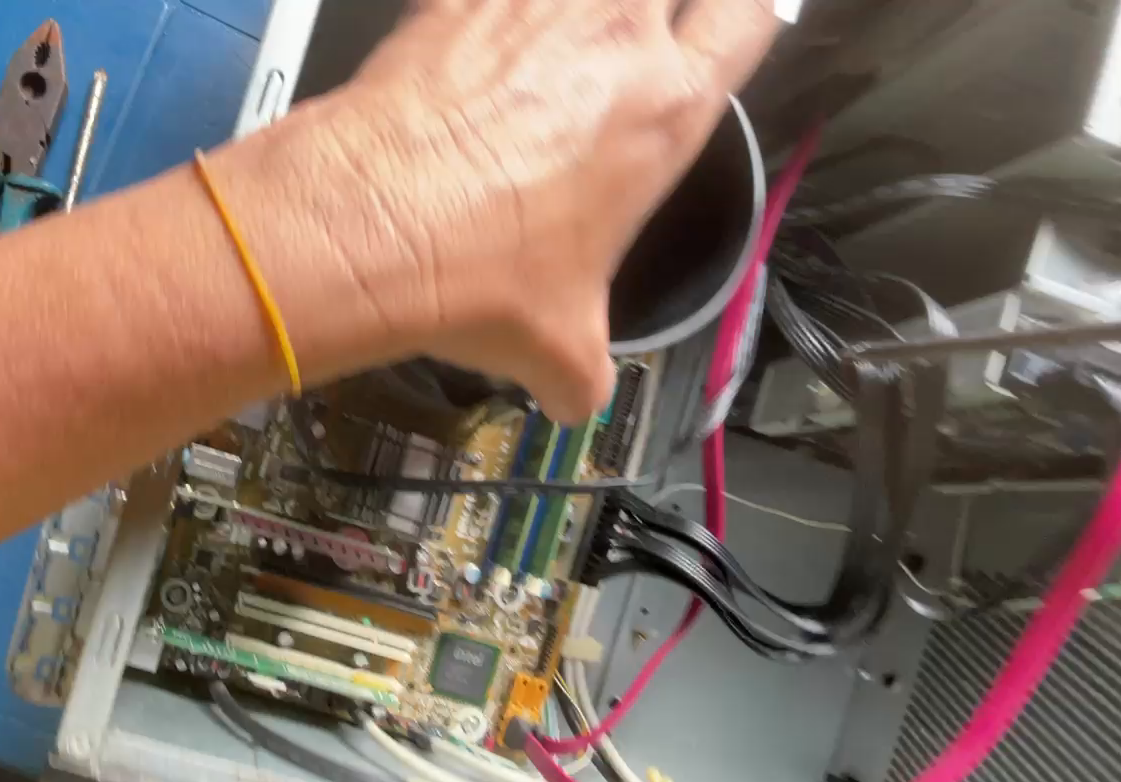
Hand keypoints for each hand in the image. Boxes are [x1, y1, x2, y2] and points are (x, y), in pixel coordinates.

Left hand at [283, 0, 781, 424]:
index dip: (733, 29)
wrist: (370, 233)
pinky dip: (486, 13)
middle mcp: (612, 33)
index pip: (750, 19)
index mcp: (665, 109)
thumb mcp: (556, 349)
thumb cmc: (482, 284)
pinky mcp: (454, 1)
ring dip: (567, 15)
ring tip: (532, 65)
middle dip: (652, 12)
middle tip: (616, 53)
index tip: (703, 52)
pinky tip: (461, 59)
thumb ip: (584, 375)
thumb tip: (578, 403)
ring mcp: (534, 3)